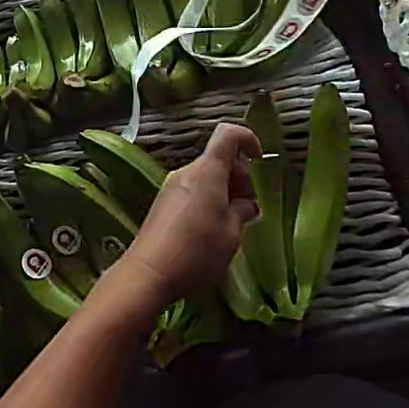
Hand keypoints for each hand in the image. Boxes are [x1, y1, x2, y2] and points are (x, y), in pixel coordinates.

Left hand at [116, 123, 260, 306]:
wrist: (148, 272)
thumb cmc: (196, 252)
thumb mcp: (231, 234)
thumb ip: (242, 211)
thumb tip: (246, 204)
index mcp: (207, 172)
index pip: (228, 135)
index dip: (248, 139)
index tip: (260, 159)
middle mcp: (187, 172)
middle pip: (219, 159)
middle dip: (240, 177)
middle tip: (248, 209)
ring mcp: (172, 186)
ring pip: (206, 176)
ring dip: (224, 190)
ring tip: (232, 224)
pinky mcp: (164, 202)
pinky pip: (192, 190)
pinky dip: (208, 199)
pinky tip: (212, 229)